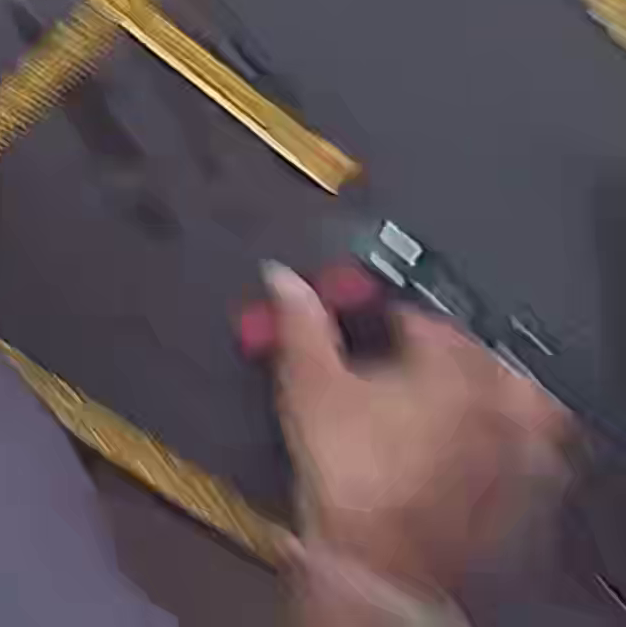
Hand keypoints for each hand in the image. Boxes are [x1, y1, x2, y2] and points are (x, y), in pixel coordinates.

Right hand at [266, 262, 572, 598]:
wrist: (379, 544)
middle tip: (403, 343)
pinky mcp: (530, 490)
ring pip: (526, 401)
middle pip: (488, 357)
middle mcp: (503, 407)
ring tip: (447, 382)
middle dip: (445, 343)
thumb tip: (283, 275)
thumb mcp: (306, 378)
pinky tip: (473, 433)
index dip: (384, 309)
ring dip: (490, 383)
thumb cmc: (340, 454)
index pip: (427, 320)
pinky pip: (537, 445)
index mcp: (452, 374)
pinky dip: (508, 427)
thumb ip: (299, 322)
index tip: (356, 311)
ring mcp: (527, 454)